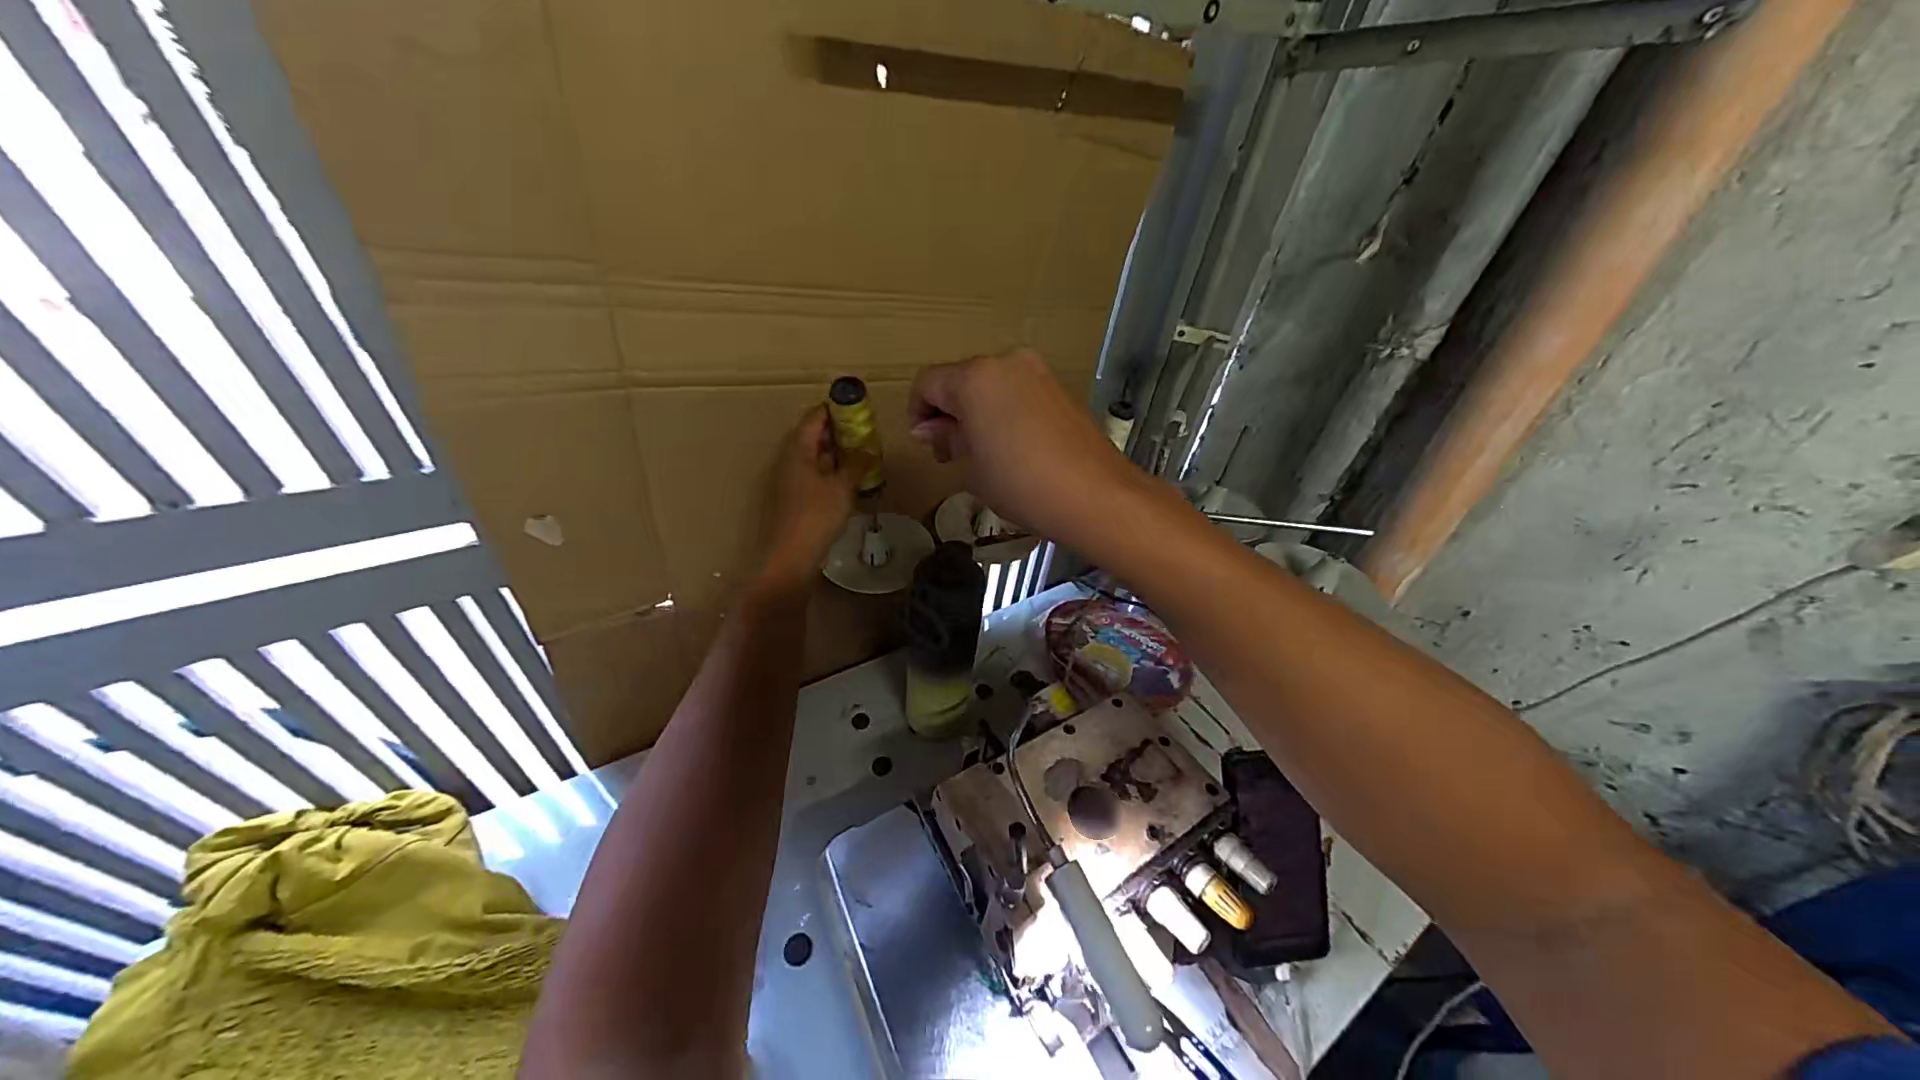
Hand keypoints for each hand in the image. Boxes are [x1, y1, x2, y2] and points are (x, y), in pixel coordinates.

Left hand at [760, 406, 869, 588]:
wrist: (790, 557)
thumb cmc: (816, 516)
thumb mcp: (843, 487)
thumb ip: (856, 464)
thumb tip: (868, 449)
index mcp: (797, 450)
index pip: (815, 417)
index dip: (836, 408)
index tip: (858, 407)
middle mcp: (789, 460)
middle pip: (813, 435)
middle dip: (839, 431)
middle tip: (866, 431)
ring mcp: (789, 480)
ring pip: (814, 457)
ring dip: (837, 453)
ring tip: (863, 453)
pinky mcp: (794, 499)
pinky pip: (814, 475)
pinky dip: (832, 471)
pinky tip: (850, 479)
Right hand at [909, 349, 1143, 549]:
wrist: (1093, 494)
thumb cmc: (1019, 483)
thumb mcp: (970, 467)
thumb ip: (946, 439)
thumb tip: (930, 429)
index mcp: (974, 377)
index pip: (928, 383)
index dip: (918, 413)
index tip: (925, 445)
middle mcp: (1006, 362)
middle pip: (961, 380)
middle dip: (949, 412)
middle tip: (952, 454)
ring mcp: (1038, 372)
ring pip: (991, 386)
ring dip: (978, 413)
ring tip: (985, 454)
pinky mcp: (1061, 389)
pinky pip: (1019, 393)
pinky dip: (1006, 413)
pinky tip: (1014, 449)